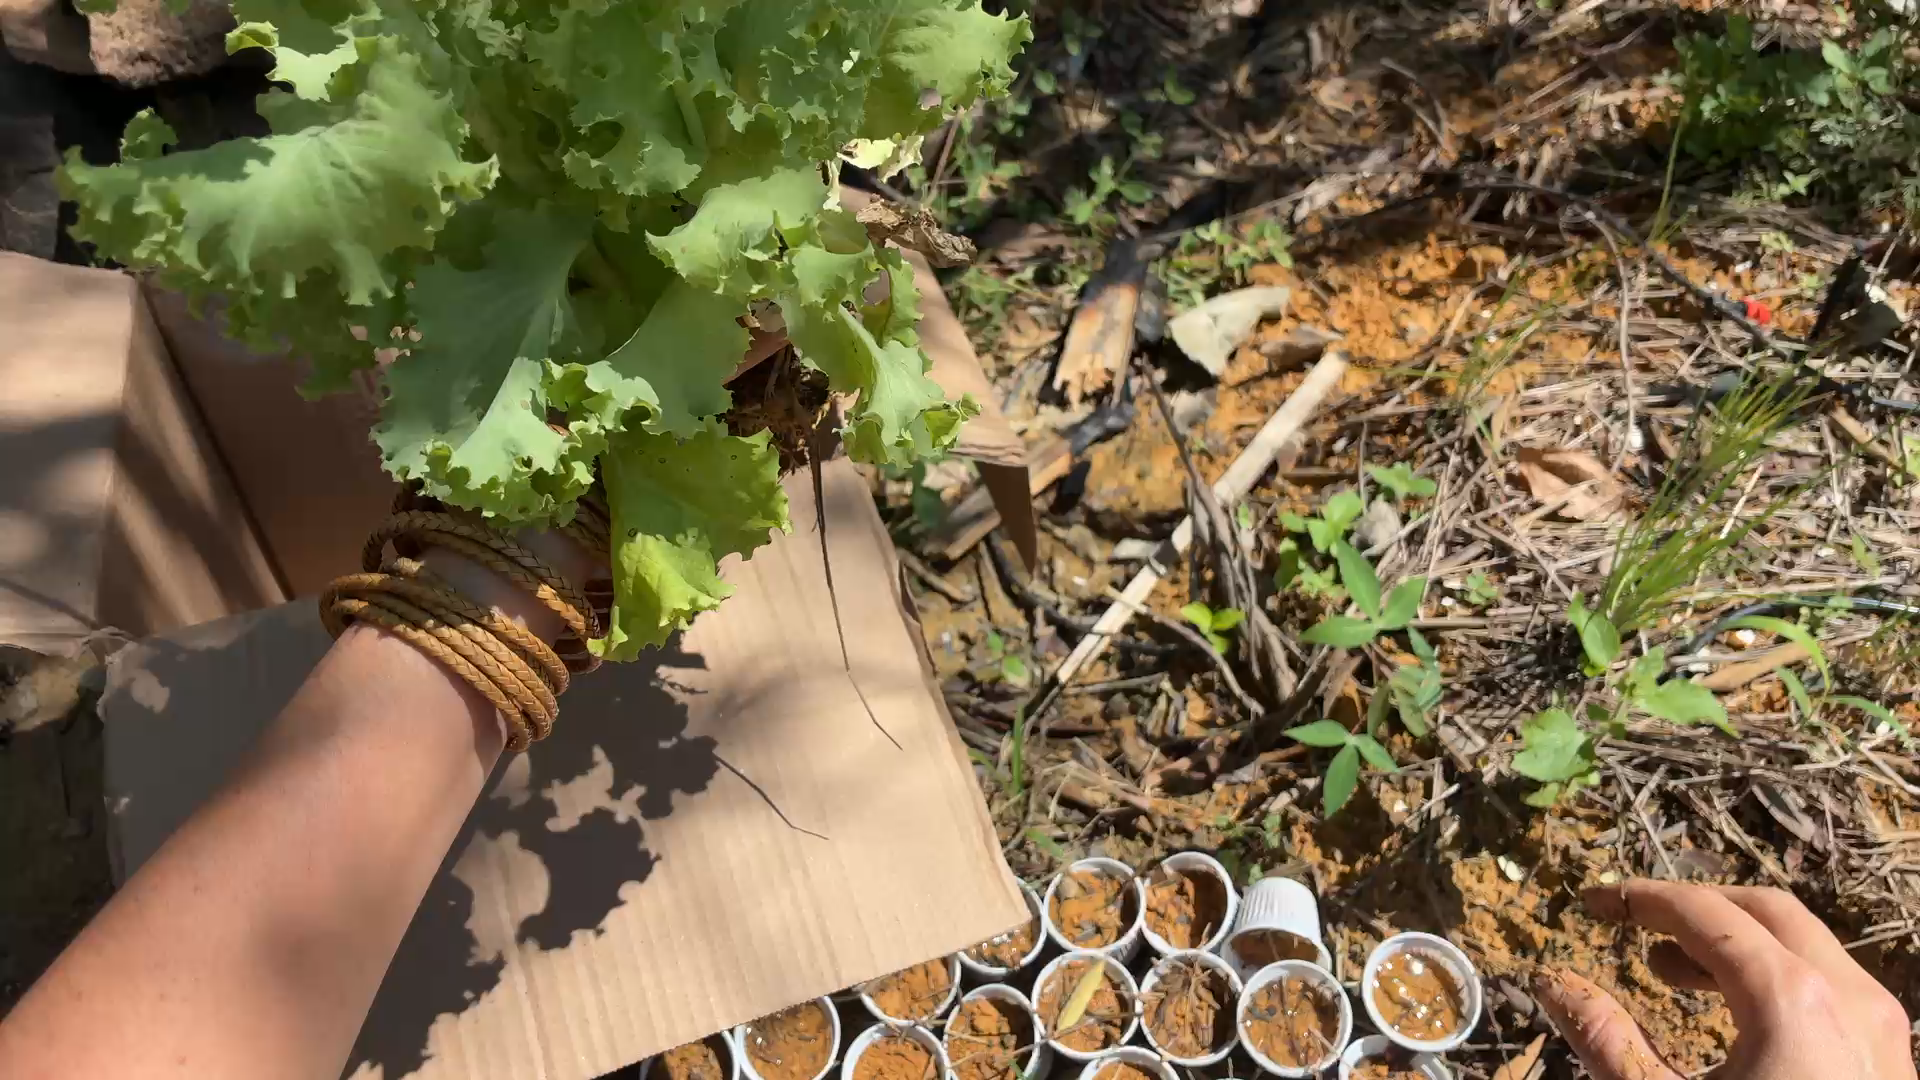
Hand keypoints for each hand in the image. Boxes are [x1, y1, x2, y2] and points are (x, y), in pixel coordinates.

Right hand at [1533, 879, 1914, 1079]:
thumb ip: (1602, 1035)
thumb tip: (1551, 980)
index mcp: (1790, 999)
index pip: (1702, 911)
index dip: (1635, 897)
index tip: (1589, 905)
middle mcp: (1853, 1005)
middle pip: (1770, 912)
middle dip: (1692, 904)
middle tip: (1633, 920)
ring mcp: (1891, 1046)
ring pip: (1812, 953)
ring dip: (1732, 943)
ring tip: (1670, 972)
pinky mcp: (1898, 1079)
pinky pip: (1836, 998)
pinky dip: (1772, 982)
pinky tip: (1733, 1020)